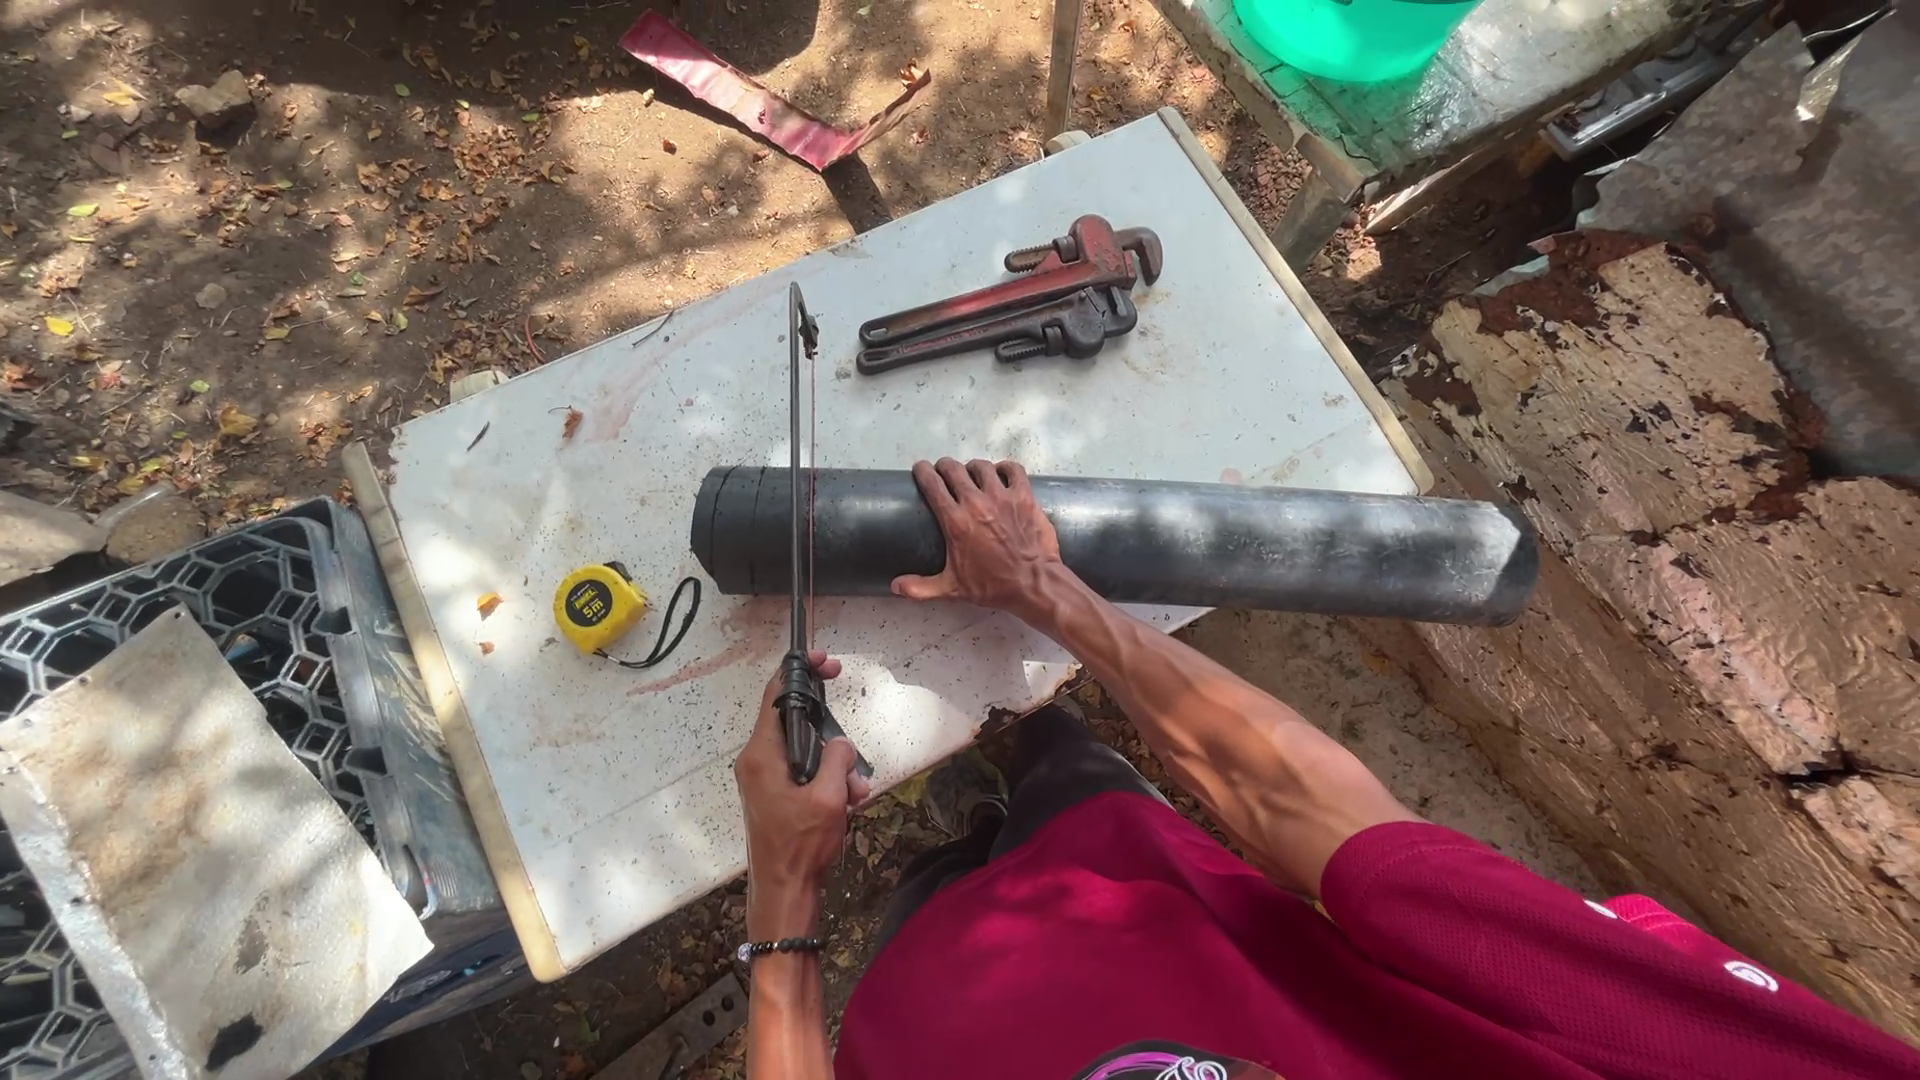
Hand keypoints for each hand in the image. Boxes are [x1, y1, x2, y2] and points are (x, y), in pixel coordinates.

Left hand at [734, 651, 870, 938]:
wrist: (784, 894)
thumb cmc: (801, 845)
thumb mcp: (830, 797)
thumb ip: (838, 758)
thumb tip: (841, 744)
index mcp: (762, 754)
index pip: (775, 694)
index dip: (799, 671)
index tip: (825, 662)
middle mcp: (757, 760)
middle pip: (794, 721)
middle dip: (830, 731)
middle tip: (852, 747)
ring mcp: (765, 778)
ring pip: (806, 749)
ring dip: (836, 765)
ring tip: (855, 792)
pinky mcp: (776, 795)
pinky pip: (805, 772)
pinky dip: (828, 781)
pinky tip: (848, 803)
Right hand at [892, 458, 1065, 621]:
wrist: (1033, 584)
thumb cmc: (993, 586)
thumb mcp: (952, 589)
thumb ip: (921, 588)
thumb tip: (895, 586)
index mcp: (955, 521)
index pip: (932, 484)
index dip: (923, 471)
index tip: (921, 469)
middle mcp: (976, 503)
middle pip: (954, 469)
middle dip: (945, 466)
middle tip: (944, 471)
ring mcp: (1002, 497)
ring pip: (982, 467)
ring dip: (973, 468)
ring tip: (972, 474)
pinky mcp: (1024, 497)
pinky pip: (1014, 470)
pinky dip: (1006, 468)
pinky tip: (1002, 474)